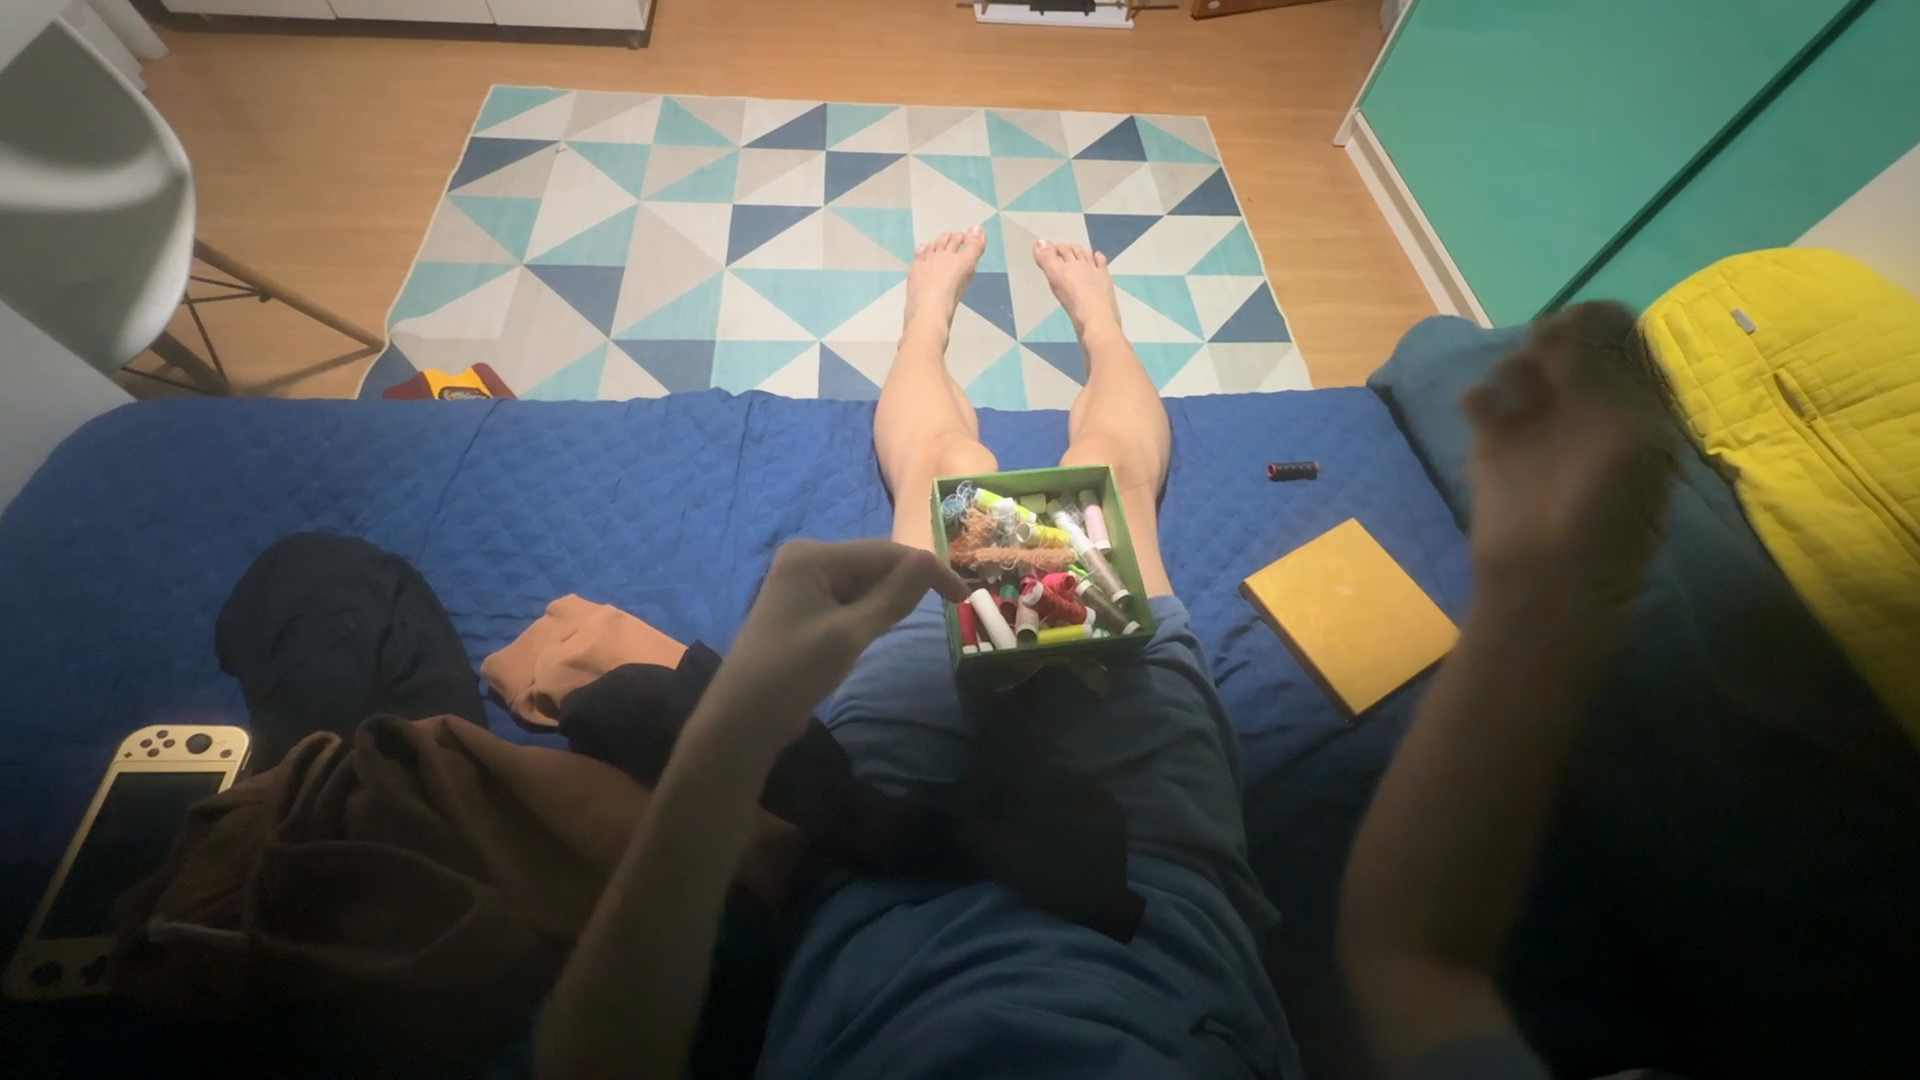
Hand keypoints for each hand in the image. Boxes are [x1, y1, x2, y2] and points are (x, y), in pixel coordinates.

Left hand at [697, 539, 968, 746]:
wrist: (741, 722)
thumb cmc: (792, 673)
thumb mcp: (849, 634)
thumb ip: (894, 595)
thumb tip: (932, 560)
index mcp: (813, 556)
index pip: (886, 552)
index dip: (928, 570)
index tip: (964, 598)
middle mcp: (807, 559)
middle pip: (875, 564)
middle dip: (906, 586)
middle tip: (940, 615)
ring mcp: (804, 584)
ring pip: (866, 584)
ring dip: (888, 602)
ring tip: (895, 630)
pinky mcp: (805, 609)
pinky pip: (850, 600)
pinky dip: (870, 613)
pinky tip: (872, 633)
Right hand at [1462, 302, 1676, 617]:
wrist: (1547, 576)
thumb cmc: (1602, 515)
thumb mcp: (1624, 439)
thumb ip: (1599, 381)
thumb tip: (1564, 326)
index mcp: (1634, 405)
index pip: (1622, 341)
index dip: (1600, 324)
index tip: (1575, 322)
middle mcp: (1585, 407)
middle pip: (1566, 348)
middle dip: (1552, 340)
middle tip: (1541, 347)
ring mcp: (1535, 425)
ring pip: (1521, 367)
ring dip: (1515, 365)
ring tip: (1511, 385)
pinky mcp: (1491, 444)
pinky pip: (1481, 401)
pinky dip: (1479, 396)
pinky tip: (1480, 409)